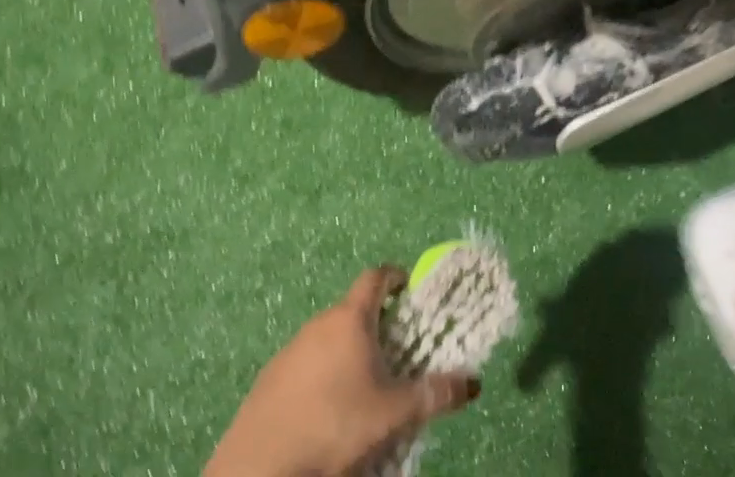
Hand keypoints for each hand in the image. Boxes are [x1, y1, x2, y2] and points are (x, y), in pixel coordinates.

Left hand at [205, 266, 479, 476]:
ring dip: (350, 351)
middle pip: (354, 310)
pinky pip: (307, 364)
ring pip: (329, 338)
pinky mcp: (269, 380)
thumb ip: (436, 394)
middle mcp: (318, 324)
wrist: (260, 468)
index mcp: (350, 319)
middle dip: (379, 324)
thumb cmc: (336, 425)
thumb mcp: (395, 413)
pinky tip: (332, 409)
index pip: (376, 277)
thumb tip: (475, 382)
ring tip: (368, 385)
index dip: (397, 277)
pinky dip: (324, 374)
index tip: (412, 290)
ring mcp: (289, 351)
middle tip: (401, 350)